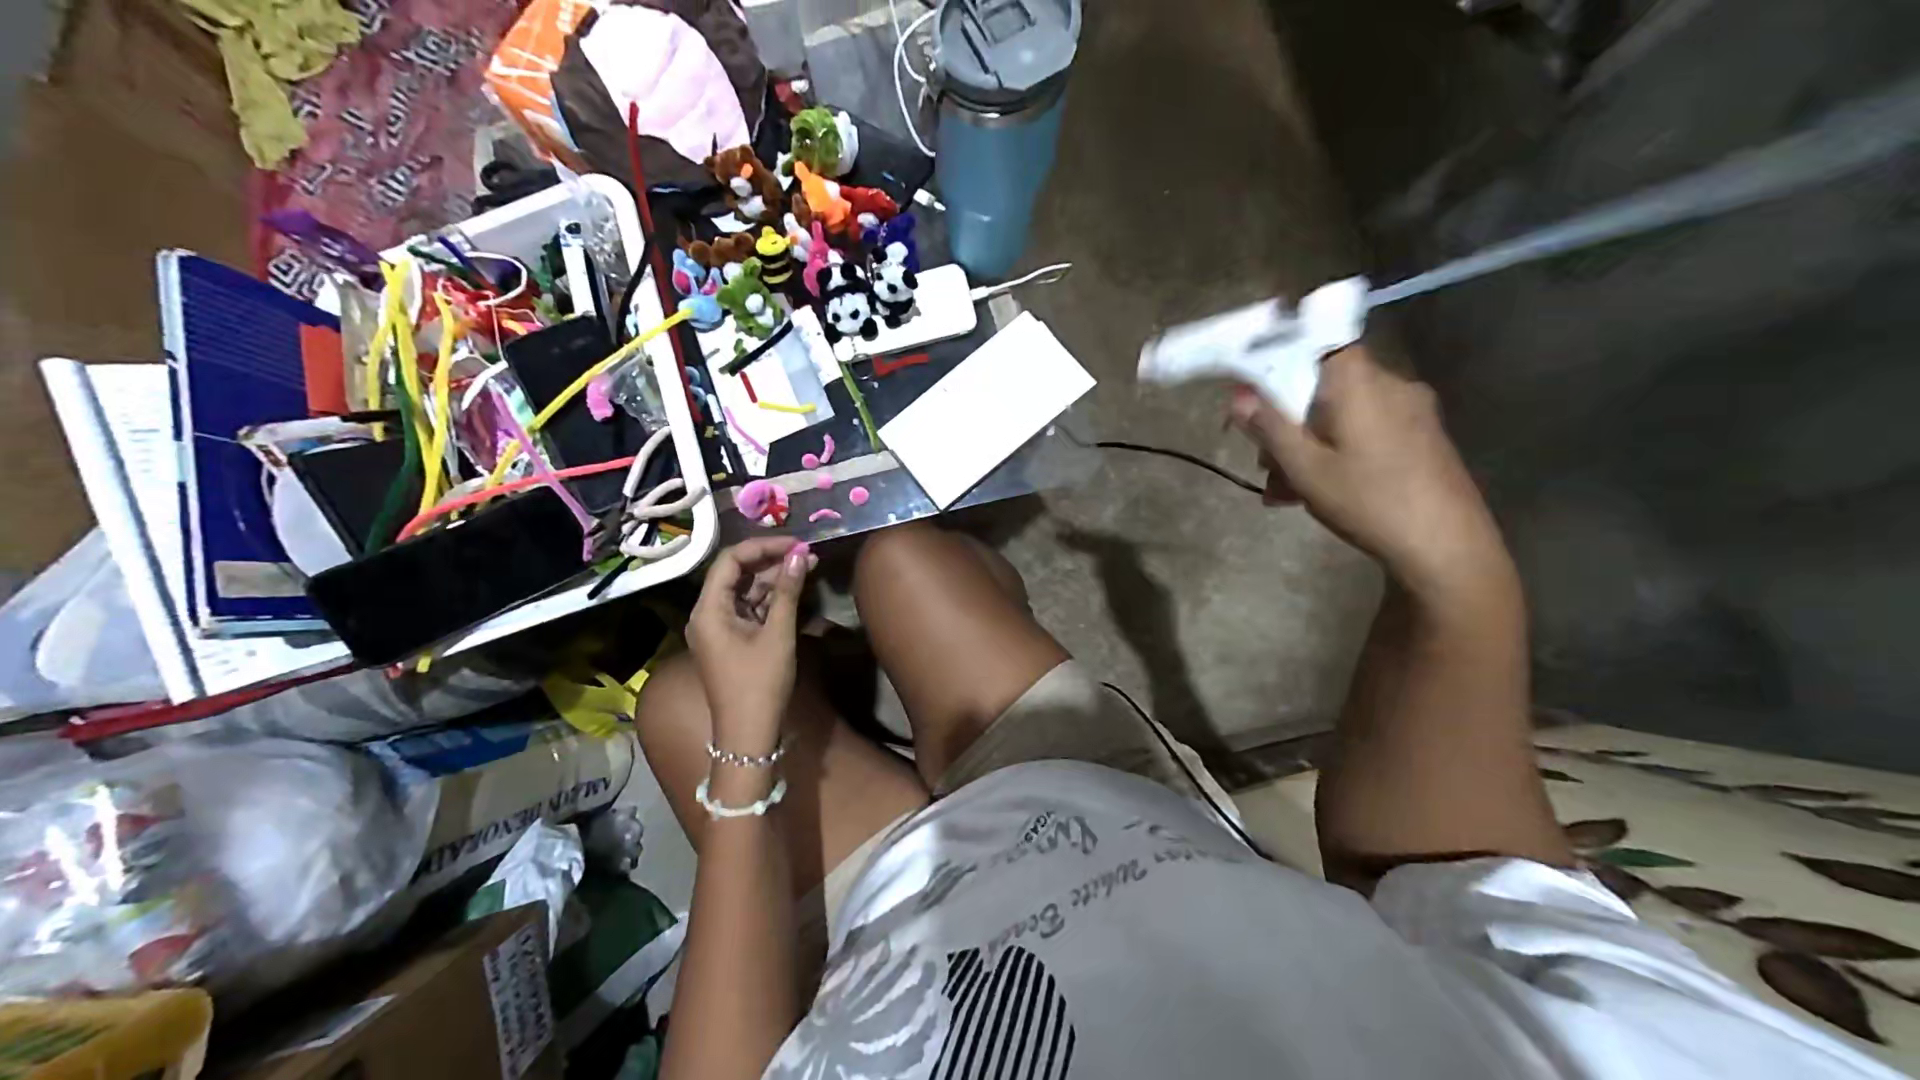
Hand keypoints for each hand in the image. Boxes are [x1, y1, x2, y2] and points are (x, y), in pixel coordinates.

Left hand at [686, 537, 817, 752]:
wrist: (749, 733)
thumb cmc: (760, 683)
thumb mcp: (778, 634)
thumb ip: (788, 591)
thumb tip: (801, 554)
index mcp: (709, 609)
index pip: (730, 561)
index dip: (763, 546)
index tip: (796, 543)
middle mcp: (708, 614)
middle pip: (737, 573)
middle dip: (772, 561)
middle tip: (807, 554)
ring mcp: (719, 628)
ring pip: (746, 591)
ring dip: (775, 579)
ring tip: (808, 566)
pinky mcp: (732, 640)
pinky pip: (750, 609)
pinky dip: (771, 598)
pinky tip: (796, 589)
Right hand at [1228, 345, 1515, 605]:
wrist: (1446, 546)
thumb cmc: (1369, 500)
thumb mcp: (1305, 468)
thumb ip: (1269, 427)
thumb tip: (1238, 396)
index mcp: (1361, 382)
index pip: (1316, 342)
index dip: (1279, 360)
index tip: (1253, 393)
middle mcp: (1390, 384)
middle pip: (1323, 386)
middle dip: (1287, 420)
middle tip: (1264, 463)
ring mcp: (1411, 411)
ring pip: (1341, 414)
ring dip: (1306, 444)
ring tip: (1283, 491)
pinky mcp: (1421, 438)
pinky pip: (1364, 431)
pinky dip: (1335, 452)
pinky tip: (1315, 492)